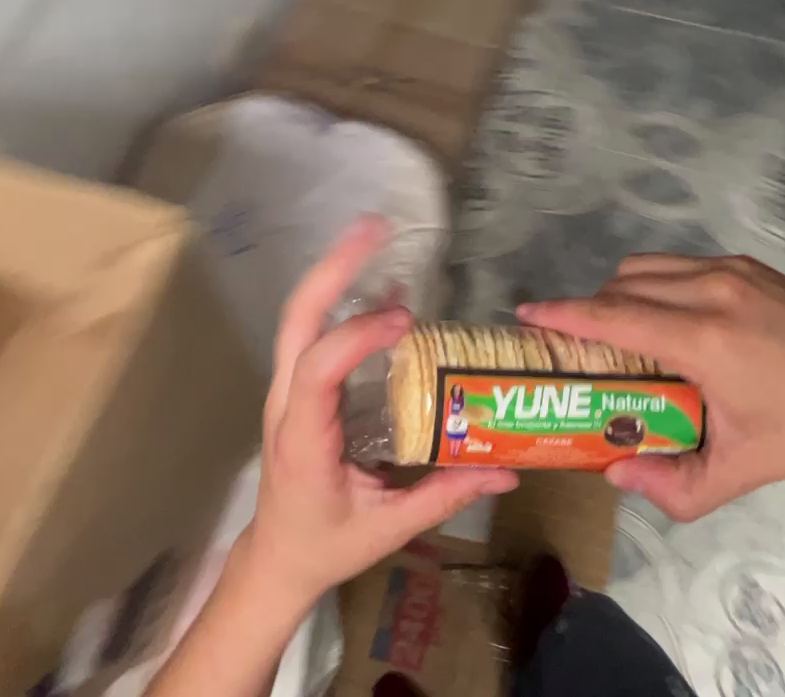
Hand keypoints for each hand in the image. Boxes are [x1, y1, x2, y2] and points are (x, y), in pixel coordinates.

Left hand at [238, 216, 517, 605]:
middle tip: (375, 229)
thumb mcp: (386, 528)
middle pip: (298, 319)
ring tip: (375, 233)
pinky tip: (382, 282)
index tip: (405, 320)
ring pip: (301, 316)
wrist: (277, 555)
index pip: (318, 370)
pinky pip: (315, 331)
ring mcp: (289, 388)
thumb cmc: (326, 544)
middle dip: (333, 269)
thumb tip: (507, 470)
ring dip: (335, 271)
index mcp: (304, 439)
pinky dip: (342, 298)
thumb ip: (444, 495)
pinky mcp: (300, 385)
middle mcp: (288, 401)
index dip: (356, 336)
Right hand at [518, 254, 784, 521]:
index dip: (561, 314)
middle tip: (581, 345)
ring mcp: (732, 270)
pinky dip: (657, 282)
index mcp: (704, 340)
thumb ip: (670, 487)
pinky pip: (680, 263)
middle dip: (590, 310)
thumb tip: (612, 472)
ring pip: (648, 266)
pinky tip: (673, 319)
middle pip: (621, 285)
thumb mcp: (737, 474)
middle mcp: (712, 290)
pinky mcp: (749, 265)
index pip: (612, 316)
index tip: (525, 315)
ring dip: (621, 292)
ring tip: (625, 331)